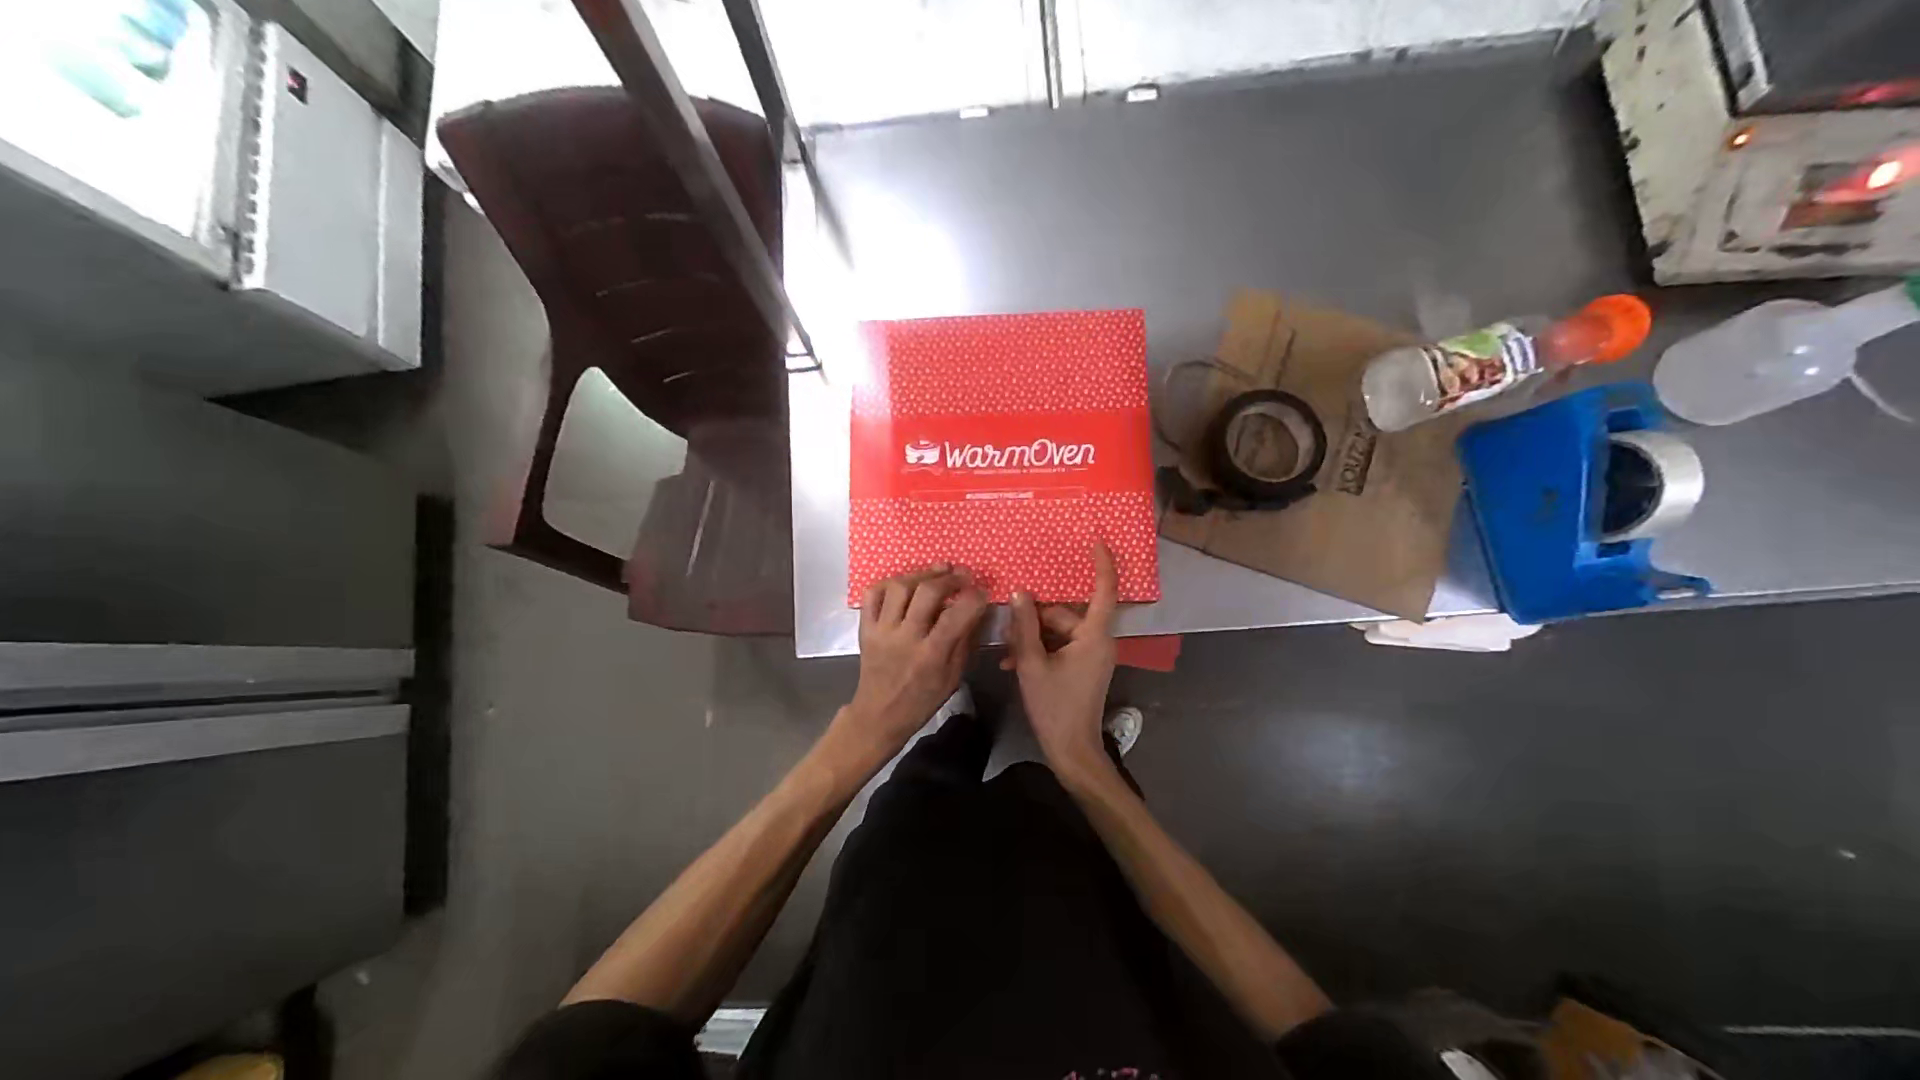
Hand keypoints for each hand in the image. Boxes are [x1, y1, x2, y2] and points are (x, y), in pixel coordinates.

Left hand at [833, 564, 988, 761]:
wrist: (879, 714)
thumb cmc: (922, 699)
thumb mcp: (953, 677)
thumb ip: (964, 641)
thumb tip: (977, 610)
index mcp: (931, 655)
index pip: (956, 615)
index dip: (973, 598)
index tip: (981, 592)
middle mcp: (905, 638)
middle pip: (927, 592)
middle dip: (949, 578)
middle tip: (961, 575)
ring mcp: (882, 631)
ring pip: (898, 587)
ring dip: (920, 574)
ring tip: (936, 573)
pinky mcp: (865, 628)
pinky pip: (871, 594)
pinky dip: (888, 583)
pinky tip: (905, 583)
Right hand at [1005, 541, 1120, 779]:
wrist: (1072, 751)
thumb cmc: (1055, 706)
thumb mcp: (1032, 664)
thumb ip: (1024, 626)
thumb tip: (1020, 592)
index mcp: (1094, 637)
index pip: (1104, 592)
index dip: (1102, 564)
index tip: (1096, 540)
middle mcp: (1099, 641)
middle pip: (1066, 614)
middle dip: (1036, 618)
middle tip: (1007, 632)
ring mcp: (1092, 656)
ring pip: (1059, 632)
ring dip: (1033, 638)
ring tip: (1008, 655)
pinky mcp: (1084, 668)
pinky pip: (1061, 647)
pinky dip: (1040, 651)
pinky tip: (1015, 664)